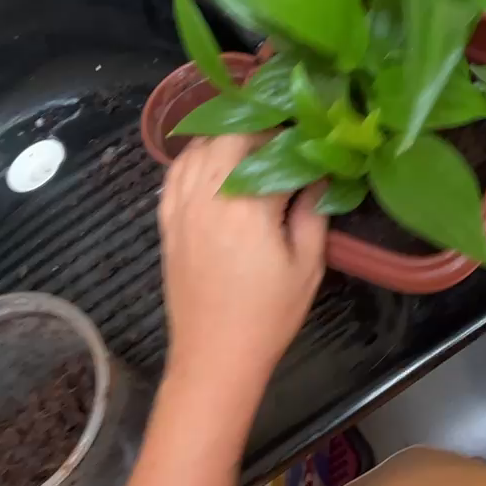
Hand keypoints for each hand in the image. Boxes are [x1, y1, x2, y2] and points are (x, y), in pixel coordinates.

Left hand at [158, 133, 327, 390]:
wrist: (215, 354)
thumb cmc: (268, 315)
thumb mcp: (306, 266)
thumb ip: (314, 214)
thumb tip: (318, 179)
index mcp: (247, 205)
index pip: (272, 151)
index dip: (294, 142)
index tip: (312, 144)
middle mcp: (208, 195)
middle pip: (229, 137)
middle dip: (258, 132)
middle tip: (283, 145)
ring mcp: (181, 206)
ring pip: (198, 148)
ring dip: (225, 140)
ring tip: (251, 150)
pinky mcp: (167, 221)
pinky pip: (175, 172)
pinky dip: (195, 159)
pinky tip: (213, 165)